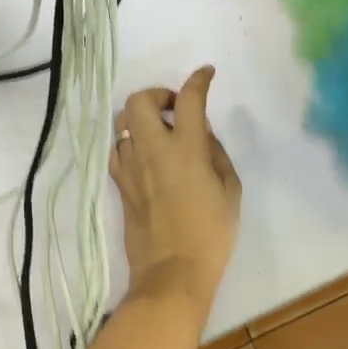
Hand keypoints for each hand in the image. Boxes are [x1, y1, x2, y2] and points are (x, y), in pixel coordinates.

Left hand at [110, 66, 243, 306]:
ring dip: (141, 118)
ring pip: (122, 122)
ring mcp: (130, 167)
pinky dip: (130, 142)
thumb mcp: (230, 190)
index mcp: (186, 149)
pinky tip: (146, 156)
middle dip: (158, 94)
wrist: (172, 274)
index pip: (188, 99)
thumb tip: (202, 137)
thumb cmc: (211, 233)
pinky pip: (118, 149)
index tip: (206, 74)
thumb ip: (215, 154)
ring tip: (161, 134)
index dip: (198, 80)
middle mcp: (152, 150)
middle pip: (139, 100)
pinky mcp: (120, 185)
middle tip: (176, 110)